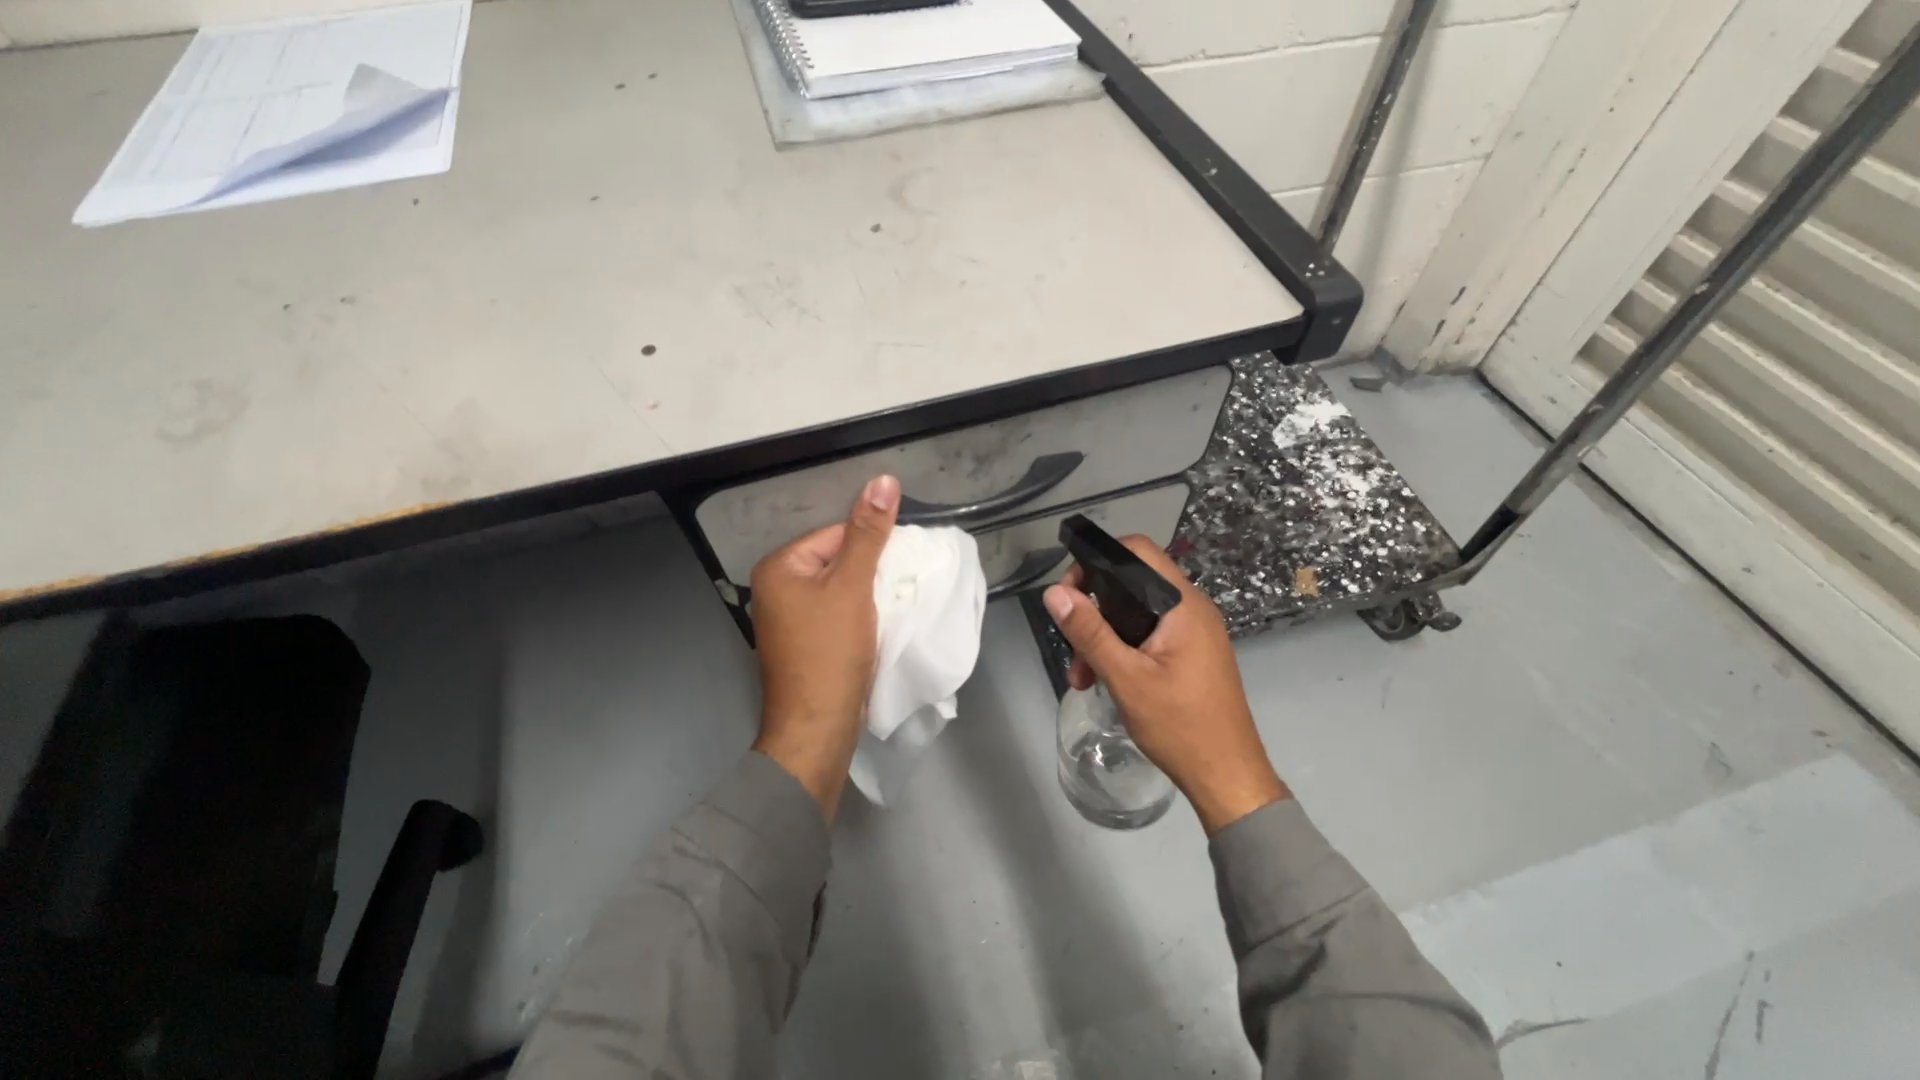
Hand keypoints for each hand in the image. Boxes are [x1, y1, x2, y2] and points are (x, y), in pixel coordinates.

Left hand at [749, 474, 899, 819]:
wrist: (817, 728)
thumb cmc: (831, 652)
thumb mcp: (854, 586)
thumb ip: (869, 533)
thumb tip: (883, 479)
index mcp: (779, 567)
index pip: (836, 534)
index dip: (871, 550)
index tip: (894, 572)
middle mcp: (776, 589)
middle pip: (837, 561)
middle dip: (869, 574)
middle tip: (894, 593)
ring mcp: (788, 620)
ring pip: (839, 591)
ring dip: (867, 598)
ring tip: (887, 613)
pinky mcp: (804, 645)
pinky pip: (836, 617)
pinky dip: (858, 620)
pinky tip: (874, 632)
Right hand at [1043, 537, 1288, 833]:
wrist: (1228, 777)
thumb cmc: (1180, 726)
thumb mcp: (1126, 678)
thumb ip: (1090, 632)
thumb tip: (1054, 592)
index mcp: (1183, 605)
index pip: (1137, 551)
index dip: (1098, 560)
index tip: (1070, 594)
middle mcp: (1192, 610)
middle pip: (1132, 585)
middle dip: (1094, 611)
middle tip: (1072, 649)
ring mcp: (1194, 634)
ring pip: (1137, 616)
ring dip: (1104, 639)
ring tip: (1082, 678)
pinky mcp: (1192, 655)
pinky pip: (1149, 637)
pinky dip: (1123, 652)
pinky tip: (1105, 681)